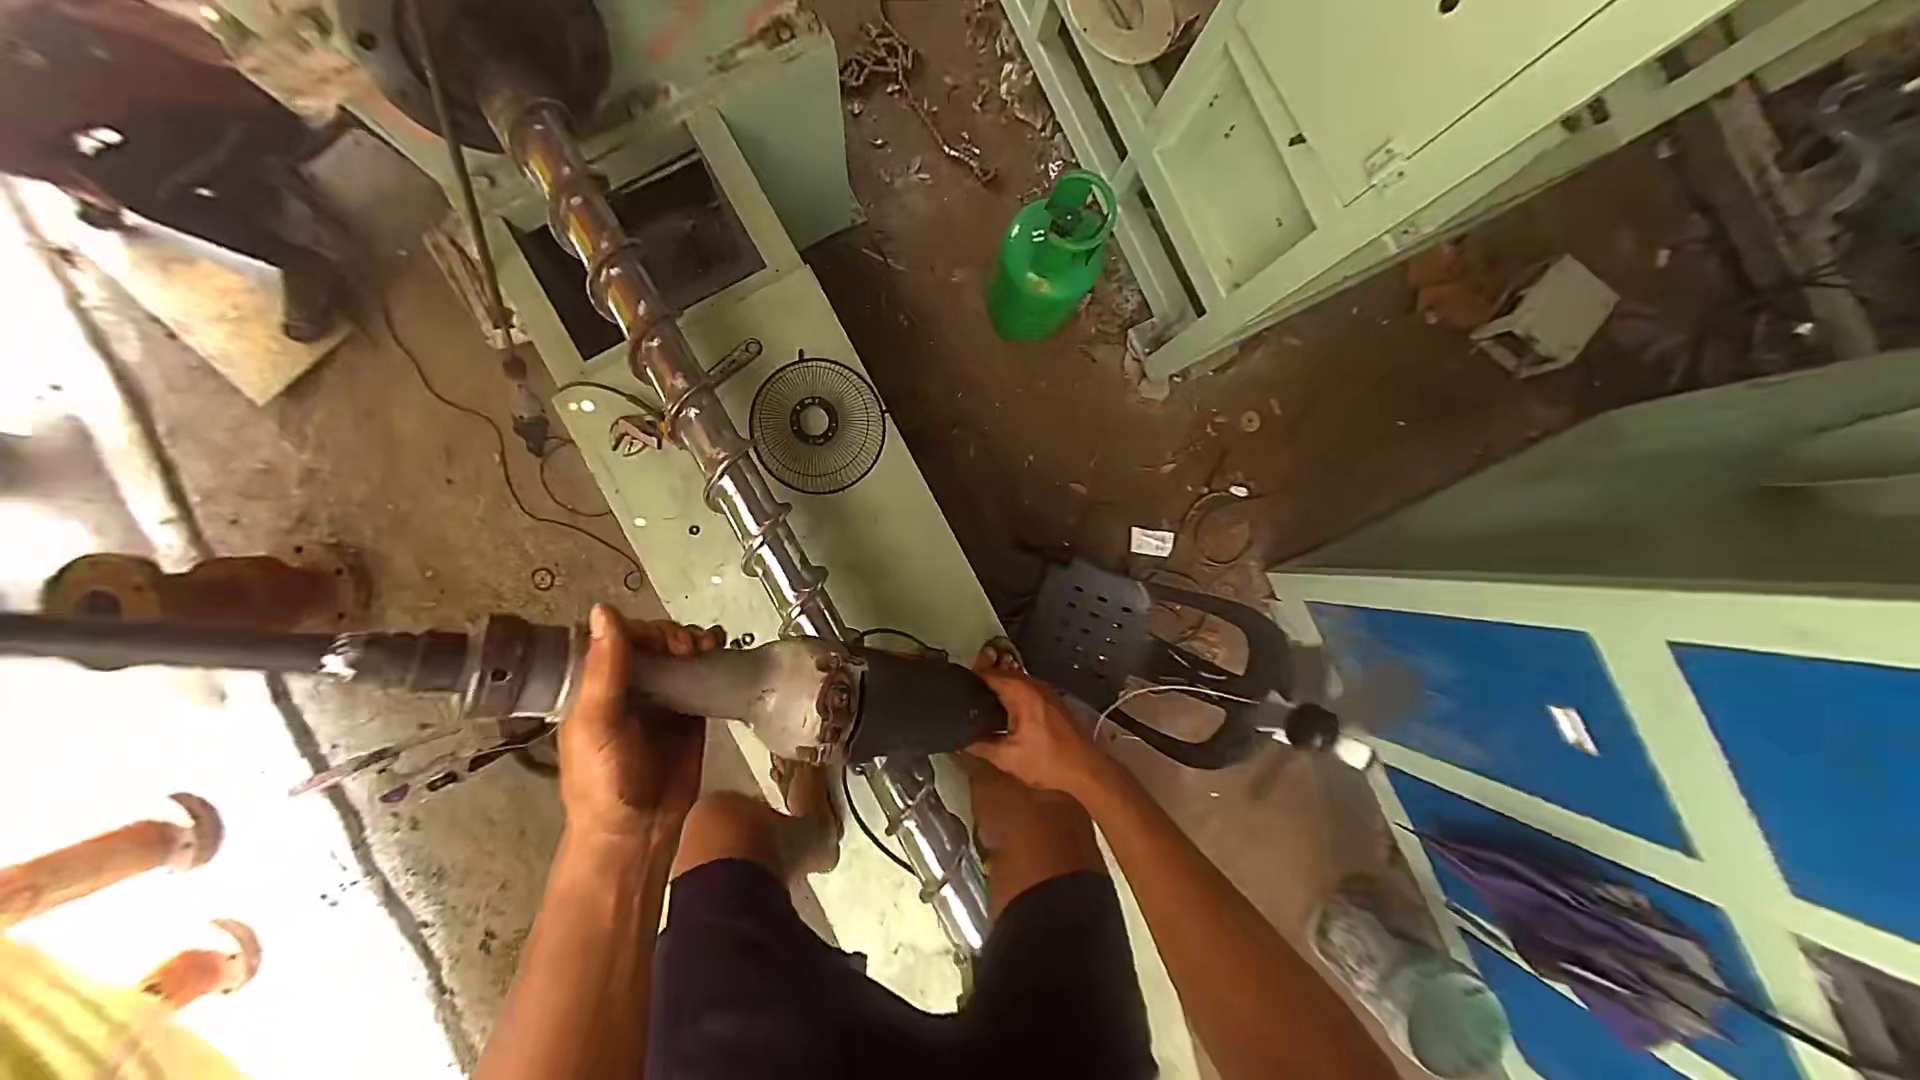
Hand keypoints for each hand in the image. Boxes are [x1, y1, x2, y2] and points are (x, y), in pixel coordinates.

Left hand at [559, 605, 722, 844]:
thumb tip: (603, 611)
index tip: (666, 641)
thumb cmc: (604, 783)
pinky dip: (712, 659)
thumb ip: (604, 670)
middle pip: (653, 639)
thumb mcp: (597, 724)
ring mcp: (661, 697)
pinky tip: (719, 653)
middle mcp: (628, 685)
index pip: (618, 636)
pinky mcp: (690, 710)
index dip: (644, 629)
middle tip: (689, 649)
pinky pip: (701, 675)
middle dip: (674, 635)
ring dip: (695, 641)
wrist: (638, 831)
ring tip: (707, 649)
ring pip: (679, 652)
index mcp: (595, 685)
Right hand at [966, 654, 1108, 799]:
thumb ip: (980, 746)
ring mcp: (1046, 691)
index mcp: (1021, 693)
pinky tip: (1004, 711)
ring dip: (998, 688)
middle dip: (983, 681)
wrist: (1086, 769)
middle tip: (965, 695)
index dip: (970, 678)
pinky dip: (1012, 694)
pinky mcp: (1053, 701)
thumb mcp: (1007, 758)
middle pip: (1002, 673)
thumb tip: (960, 740)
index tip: (956, 686)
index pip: (988, 674)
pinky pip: (1026, 689)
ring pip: (1015, 680)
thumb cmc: (1049, 762)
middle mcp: (1035, 686)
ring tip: (980, 702)